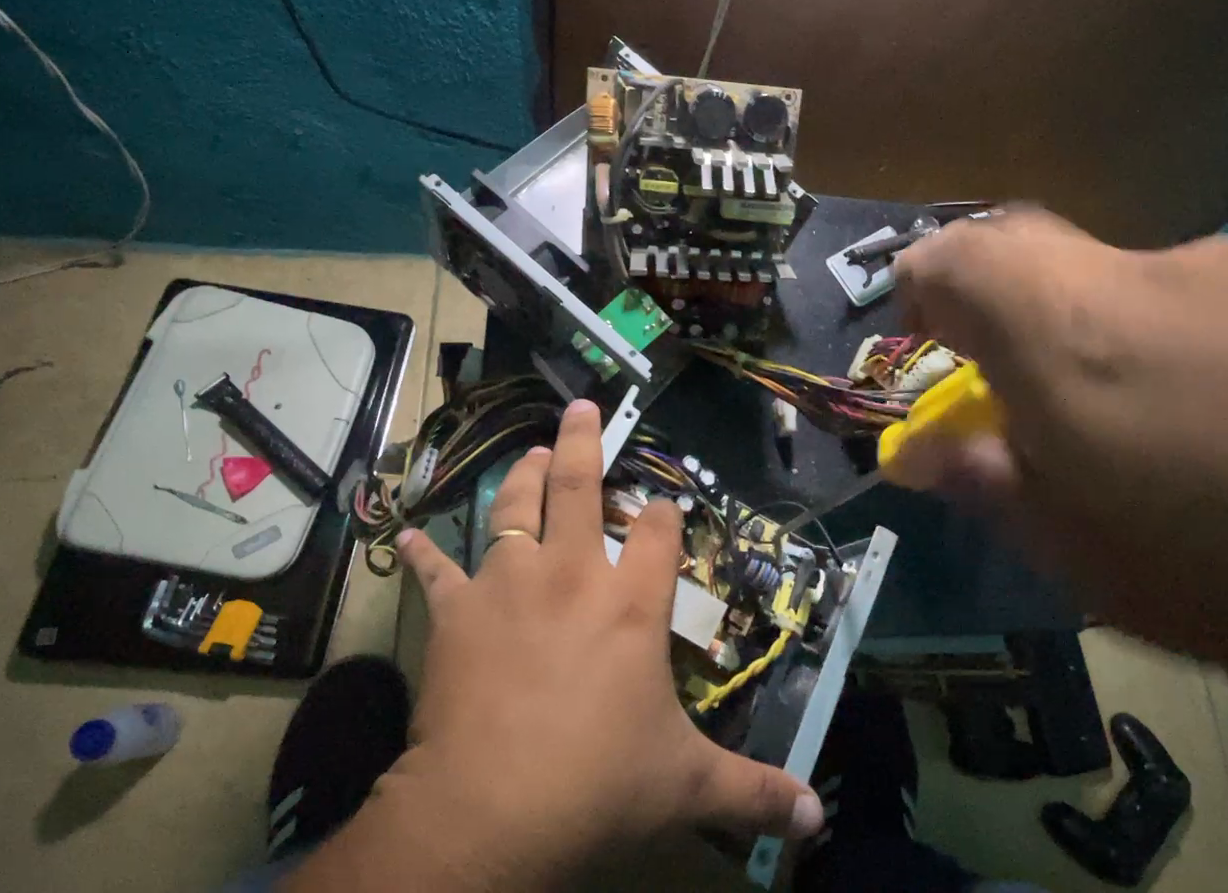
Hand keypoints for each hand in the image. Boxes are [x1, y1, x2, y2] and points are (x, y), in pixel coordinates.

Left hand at [308, 400, 819, 890]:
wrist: (488, 810)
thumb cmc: (596, 786)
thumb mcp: (686, 788)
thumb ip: (754, 793)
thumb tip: (817, 819)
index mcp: (632, 604)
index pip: (659, 533)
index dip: (665, 513)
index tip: (666, 504)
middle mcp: (572, 576)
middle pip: (581, 488)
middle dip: (585, 443)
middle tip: (583, 408)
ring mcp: (508, 586)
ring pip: (514, 510)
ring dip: (524, 476)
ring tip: (532, 453)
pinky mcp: (455, 614)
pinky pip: (437, 572)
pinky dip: (426, 553)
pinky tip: (410, 535)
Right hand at [891, 210, 1227, 687]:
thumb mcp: (1074, 550)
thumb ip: (982, 479)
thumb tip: (917, 452)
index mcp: (1063, 330)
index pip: (956, 252)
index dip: (923, 286)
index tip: (930, 345)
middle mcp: (1144, 271)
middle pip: (1040, 256)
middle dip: (1011, 320)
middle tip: (1036, 408)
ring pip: (1133, 287)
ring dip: (1113, 346)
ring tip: (1170, 444)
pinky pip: (1218, 302)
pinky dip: (1198, 351)